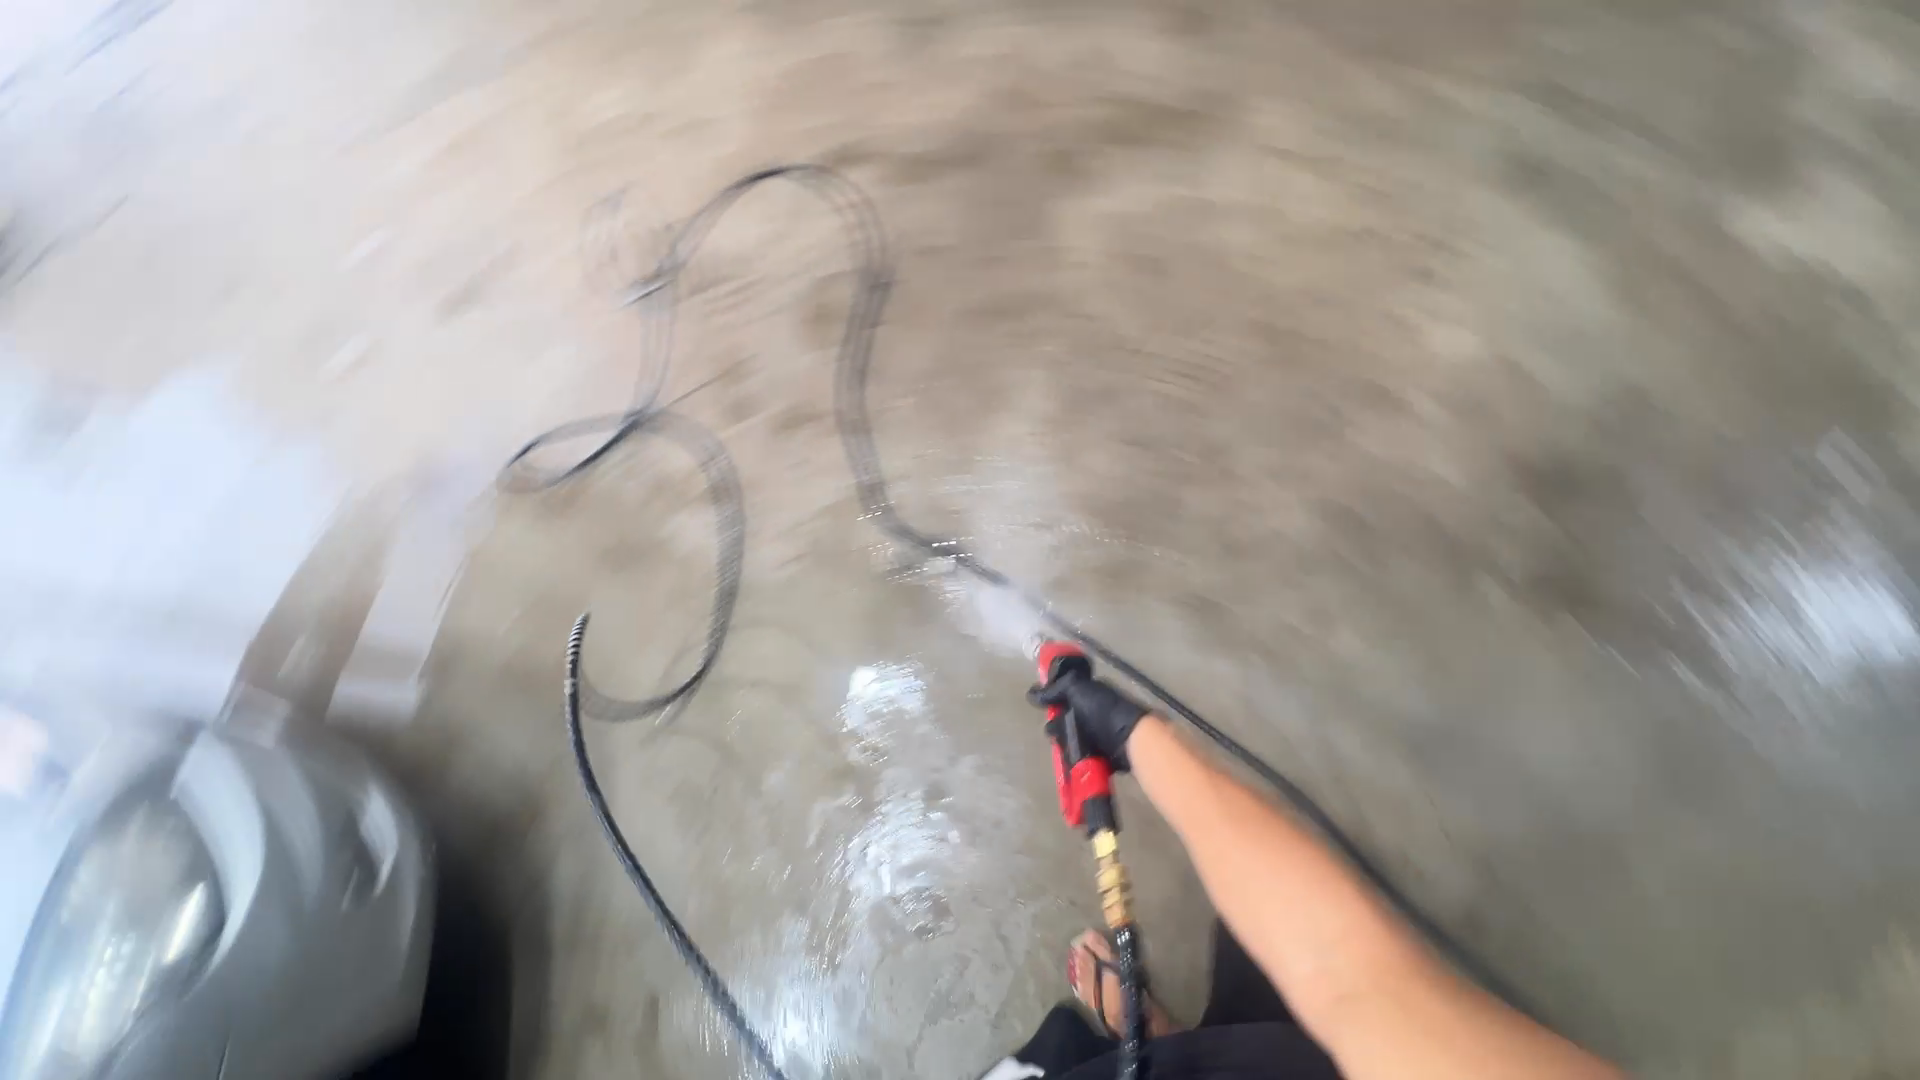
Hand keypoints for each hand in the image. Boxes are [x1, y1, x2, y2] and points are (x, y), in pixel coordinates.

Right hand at [1028, 665, 1150, 770]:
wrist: (1129, 740)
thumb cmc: (1103, 710)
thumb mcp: (1076, 690)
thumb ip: (1055, 689)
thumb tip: (1032, 693)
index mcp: (1092, 693)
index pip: (1066, 696)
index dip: (1055, 702)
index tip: (1049, 709)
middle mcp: (1097, 711)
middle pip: (1067, 719)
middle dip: (1059, 726)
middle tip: (1058, 731)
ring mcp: (1101, 733)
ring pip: (1072, 738)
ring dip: (1066, 743)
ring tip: (1066, 745)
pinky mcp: (1103, 754)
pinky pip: (1082, 755)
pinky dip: (1077, 756)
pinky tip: (1074, 757)